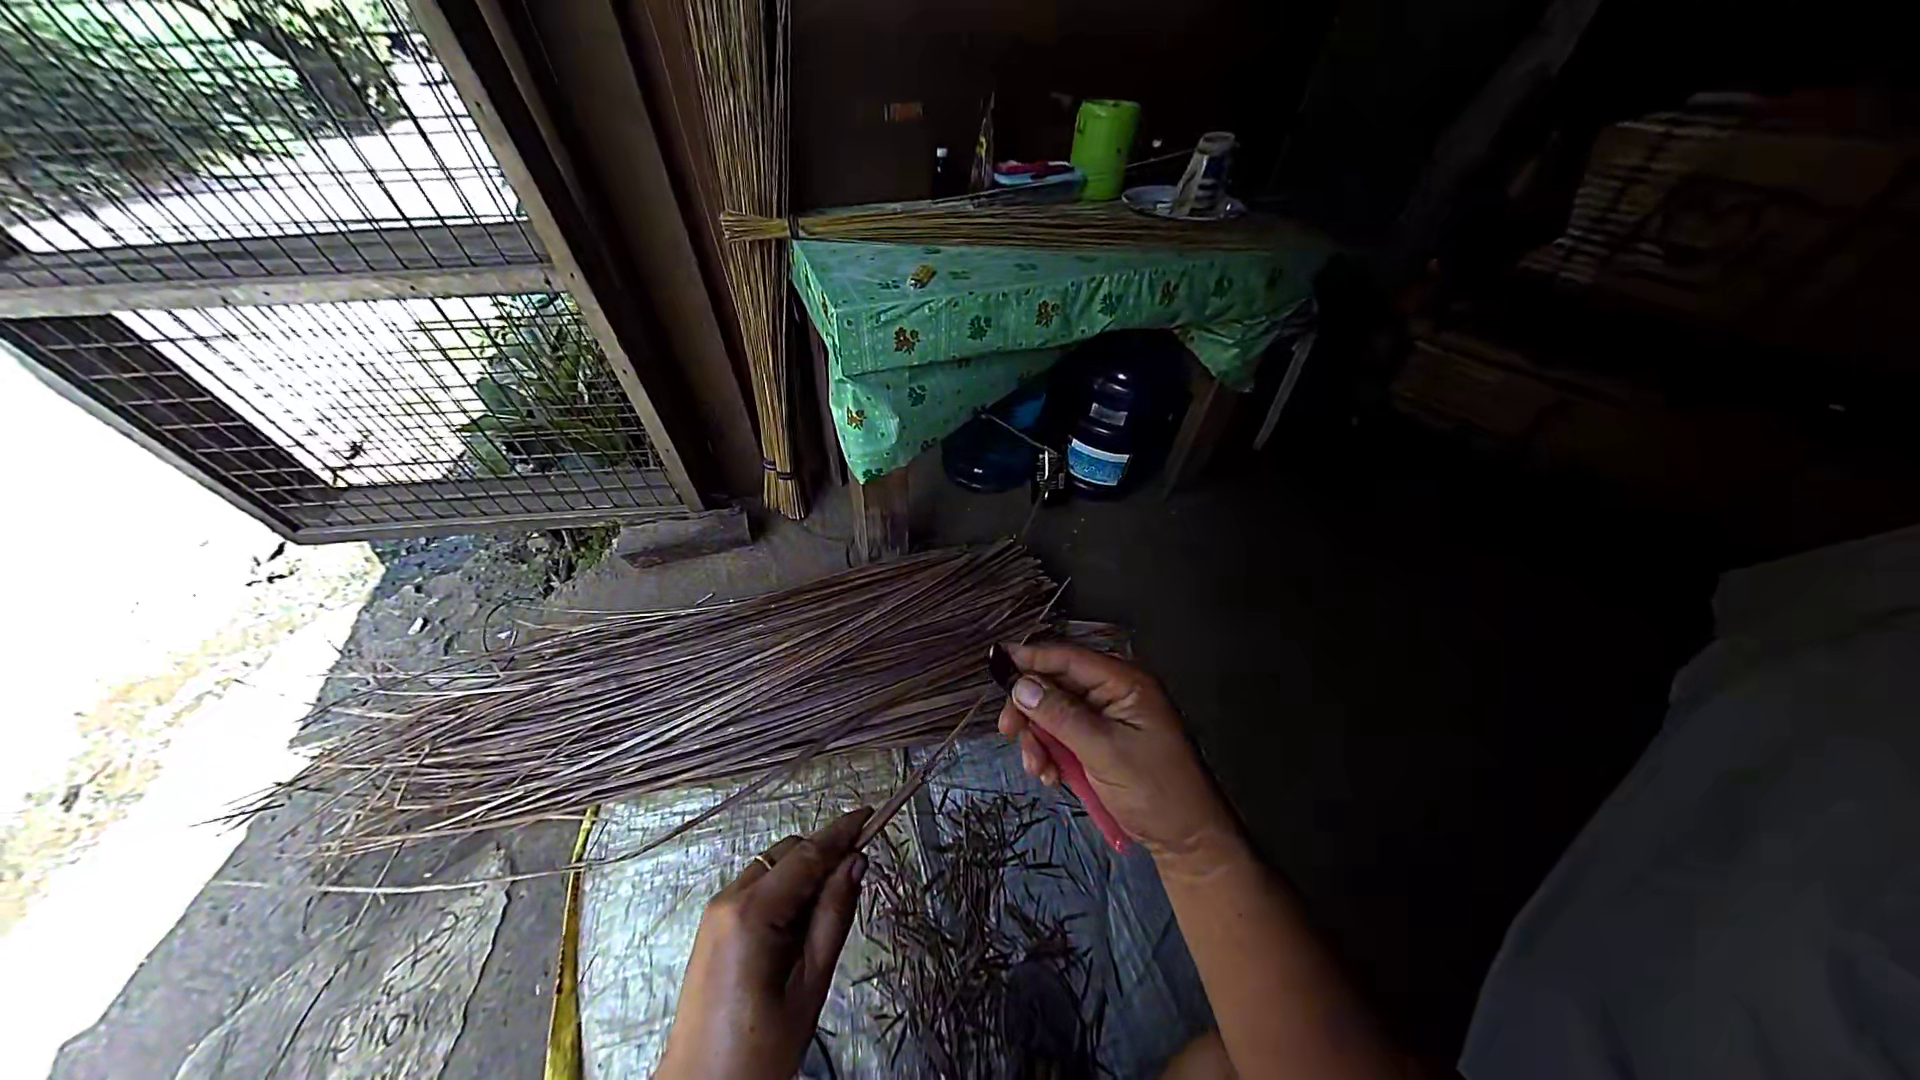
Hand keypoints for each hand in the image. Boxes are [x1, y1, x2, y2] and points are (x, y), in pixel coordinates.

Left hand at [657, 807, 871, 1079]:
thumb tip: (856, 862)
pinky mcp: (713, 926)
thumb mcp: (809, 983)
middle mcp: (728, 899)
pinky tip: (802, 920)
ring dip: (805, 871)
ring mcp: (716, 911)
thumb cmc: (757, 1050)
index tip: (869, 815)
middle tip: (859, 870)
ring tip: (832, 904)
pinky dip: (785, 888)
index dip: (841, 831)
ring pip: (773, 866)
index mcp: (752, 913)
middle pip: (788, 853)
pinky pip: (757, 887)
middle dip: (824, 853)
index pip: (807, 854)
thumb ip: (834, 914)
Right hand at [995, 643, 1235, 865]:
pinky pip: (1060, 737)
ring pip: (1052, 713)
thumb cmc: (1154, 790)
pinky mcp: (1097, 742)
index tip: (996, 661)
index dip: (1031, 658)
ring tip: (1039, 769)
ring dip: (1038, 739)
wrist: (1186, 840)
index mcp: (1124, 683)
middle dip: (1030, 710)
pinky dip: (1049, 753)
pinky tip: (1050, 776)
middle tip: (1008, 732)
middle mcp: (1112, 693)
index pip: (1069, 658)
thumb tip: (1020, 685)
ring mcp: (1104, 719)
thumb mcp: (1104, 751)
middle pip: (1055, 685)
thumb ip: (1061, 716)